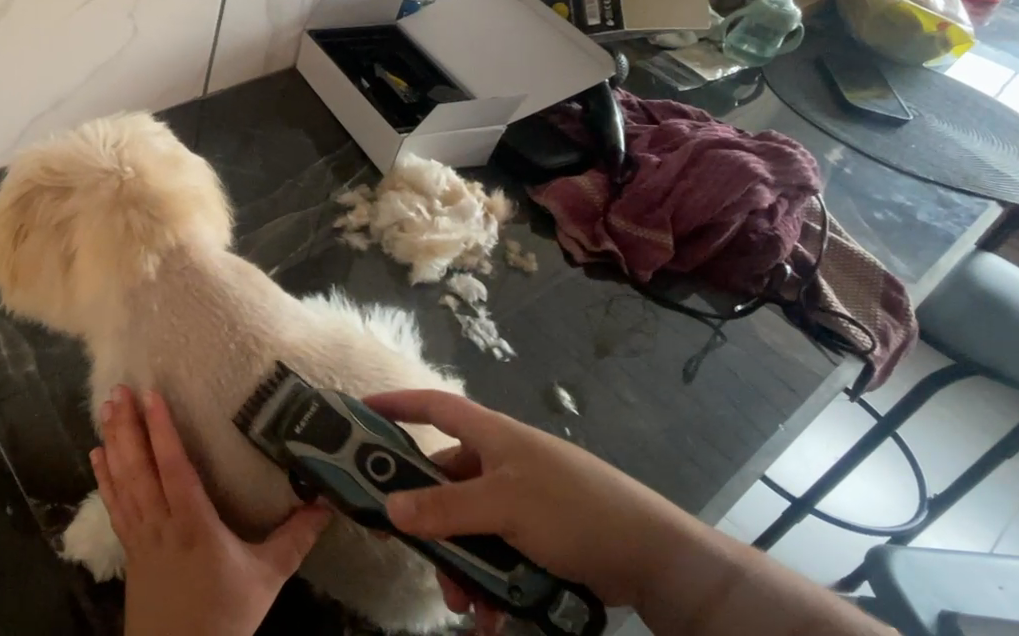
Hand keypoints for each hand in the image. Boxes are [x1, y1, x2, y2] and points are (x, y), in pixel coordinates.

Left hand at [92, 386, 331, 635]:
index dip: (161, 428)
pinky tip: (96, 455)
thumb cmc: (227, 615)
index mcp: (193, 523)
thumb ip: (294, 537)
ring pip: (122, 480)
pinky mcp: (129, 550)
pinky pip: (113, 506)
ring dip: (112, 441)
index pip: (173, 465)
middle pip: (138, 465)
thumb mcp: (268, 576)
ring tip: (105, 407)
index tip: (151, 394)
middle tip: (118, 388)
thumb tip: (325, 503)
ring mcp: (140, 536)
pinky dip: (104, 478)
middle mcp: (161, 522)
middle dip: (127, 425)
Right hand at [364, 390, 703, 615]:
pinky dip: (489, 581)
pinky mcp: (538, 537)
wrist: (657, 559)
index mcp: (492, 436)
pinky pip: (496, 553)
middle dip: (427, 521)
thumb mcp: (504, 507)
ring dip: (460, 563)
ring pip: (469, 526)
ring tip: (463, 601)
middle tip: (409, 548)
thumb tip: (390, 509)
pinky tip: (490, 615)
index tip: (361, 412)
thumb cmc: (575, 509)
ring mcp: (521, 501)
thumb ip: (446, 510)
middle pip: (444, 482)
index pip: (434, 406)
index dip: (397, 404)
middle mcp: (501, 463)